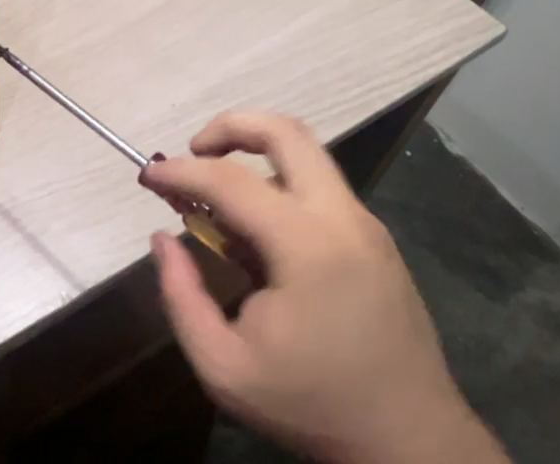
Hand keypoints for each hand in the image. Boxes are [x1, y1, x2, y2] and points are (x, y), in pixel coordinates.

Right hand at [144, 114, 505, 463]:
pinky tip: (255, 236)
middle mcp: (342, 219)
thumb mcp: (224, 367)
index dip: (180, 171)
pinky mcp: (375, 241)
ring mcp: (366, 226)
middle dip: (230, 126)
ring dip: (254, 157)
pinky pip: (320, 188)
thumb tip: (162, 239)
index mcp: (306, 246)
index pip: (229, 180)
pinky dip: (278, 186)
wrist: (412, 443)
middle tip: (192, 152)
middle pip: (286, 132)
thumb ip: (182, 297)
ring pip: (306, 155)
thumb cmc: (313, 405)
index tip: (147, 176)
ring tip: (216, 202)